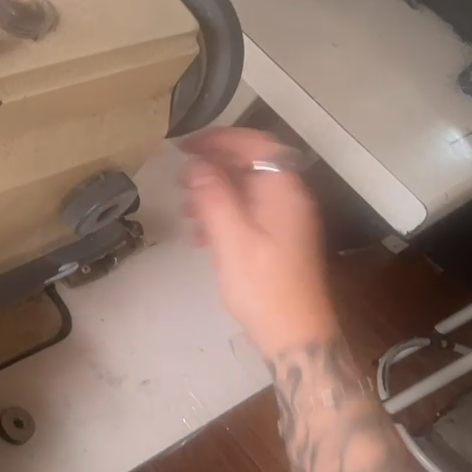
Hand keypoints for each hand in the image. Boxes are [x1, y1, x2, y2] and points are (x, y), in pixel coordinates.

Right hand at [179, 128, 336, 355]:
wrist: (293, 333)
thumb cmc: (263, 286)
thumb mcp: (231, 239)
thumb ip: (213, 197)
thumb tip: (195, 165)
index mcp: (283, 193)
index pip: (257, 145)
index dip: (222, 138)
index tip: (187, 143)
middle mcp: (288, 199)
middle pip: (251, 165)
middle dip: (213, 165)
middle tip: (178, 176)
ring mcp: (284, 220)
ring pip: (245, 189)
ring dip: (213, 191)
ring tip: (184, 207)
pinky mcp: (276, 238)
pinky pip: (246, 211)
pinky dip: (221, 213)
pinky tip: (200, 234)